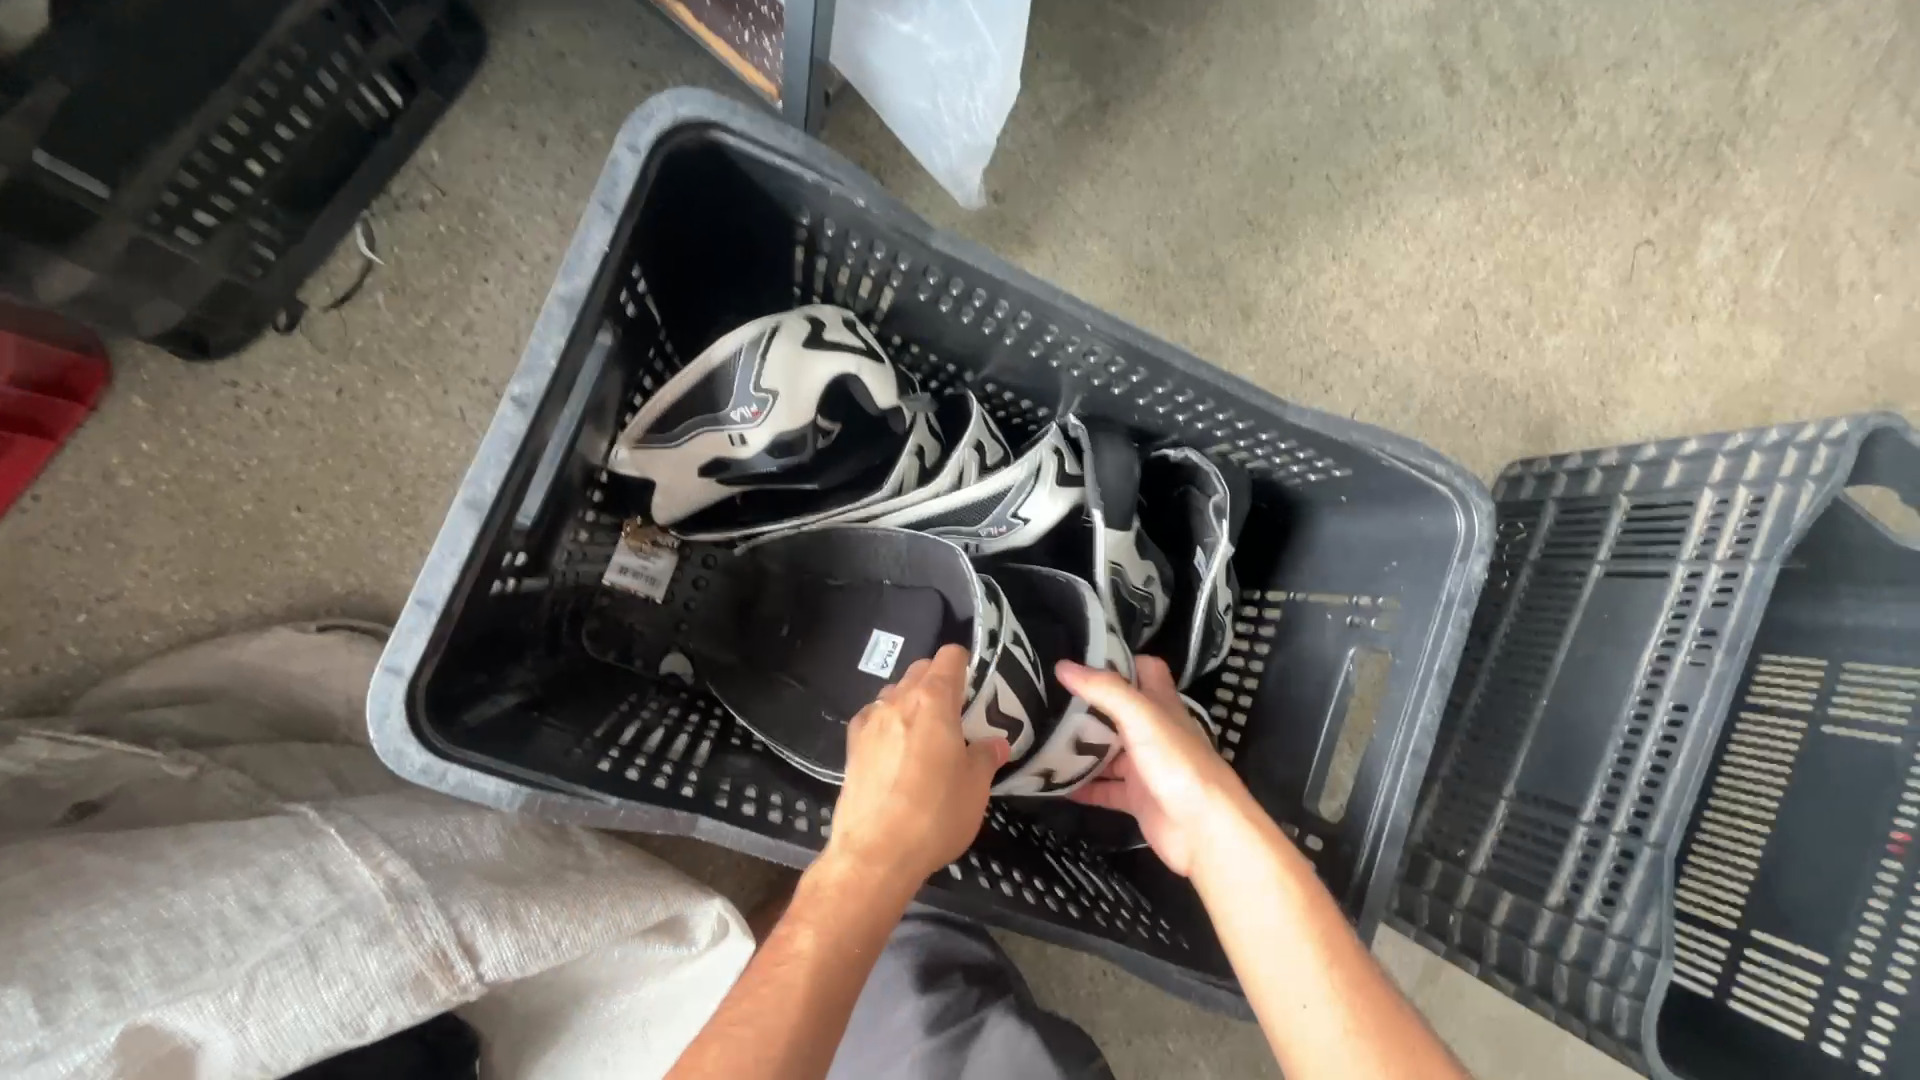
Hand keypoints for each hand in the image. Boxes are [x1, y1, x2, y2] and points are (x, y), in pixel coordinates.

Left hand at [824, 644, 1010, 892]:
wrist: (876, 853)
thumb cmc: (936, 814)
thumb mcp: (976, 787)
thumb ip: (986, 757)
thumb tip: (994, 744)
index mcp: (933, 700)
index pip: (949, 657)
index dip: (965, 663)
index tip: (975, 682)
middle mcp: (898, 700)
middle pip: (920, 671)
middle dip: (939, 681)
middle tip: (956, 712)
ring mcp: (870, 721)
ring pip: (894, 694)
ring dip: (911, 702)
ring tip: (925, 733)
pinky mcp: (851, 746)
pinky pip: (873, 719)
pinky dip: (886, 723)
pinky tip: (894, 750)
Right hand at [1058, 655, 1263, 876]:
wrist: (1205, 830)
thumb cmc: (1177, 764)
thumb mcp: (1141, 717)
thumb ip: (1104, 691)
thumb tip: (1062, 666)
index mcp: (1161, 705)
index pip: (1146, 671)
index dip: (1121, 661)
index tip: (1082, 658)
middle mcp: (1153, 732)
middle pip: (1118, 712)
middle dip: (1088, 706)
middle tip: (1048, 698)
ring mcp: (1145, 767)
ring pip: (1108, 752)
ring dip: (1081, 747)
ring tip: (1041, 737)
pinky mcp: (1138, 799)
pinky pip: (1104, 789)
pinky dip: (1083, 787)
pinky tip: (1055, 784)